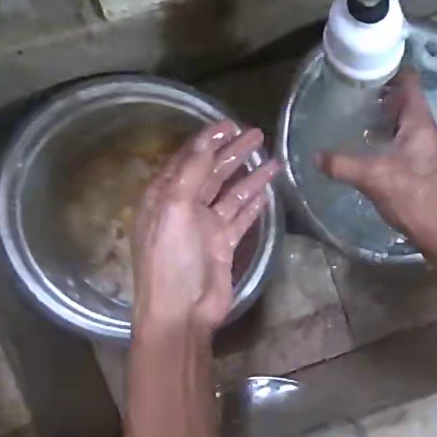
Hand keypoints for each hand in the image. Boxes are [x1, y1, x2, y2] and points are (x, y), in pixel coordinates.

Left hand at [132, 121, 279, 335]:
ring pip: (230, 194)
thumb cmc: (171, 260)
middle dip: (233, 153)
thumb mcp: (174, 210)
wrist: (181, 312)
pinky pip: (240, 218)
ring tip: (272, 159)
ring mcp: (205, 227)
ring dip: (249, 177)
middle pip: (211, 172)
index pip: (187, 159)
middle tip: (258, 134)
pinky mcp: (222, 245)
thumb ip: (190, 174)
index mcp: (164, 196)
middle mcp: (184, 208)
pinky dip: (252, 205)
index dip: (208, 140)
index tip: (230, 123)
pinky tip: (267, 191)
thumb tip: (206, 143)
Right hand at [319, 69, 436, 248]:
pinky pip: (413, 143)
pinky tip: (378, 152)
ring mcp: (434, 151)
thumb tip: (316, 157)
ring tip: (365, 123)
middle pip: (410, 104)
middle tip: (360, 99)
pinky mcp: (431, 168)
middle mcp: (431, 132)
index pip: (411, 84)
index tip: (370, 71)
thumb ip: (341, 164)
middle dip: (386, 99)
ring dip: (391, 121)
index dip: (392, 72)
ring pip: (411, 125)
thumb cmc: (410, 197)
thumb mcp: (371, 177)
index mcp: (421, 124)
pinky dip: (396, 139)